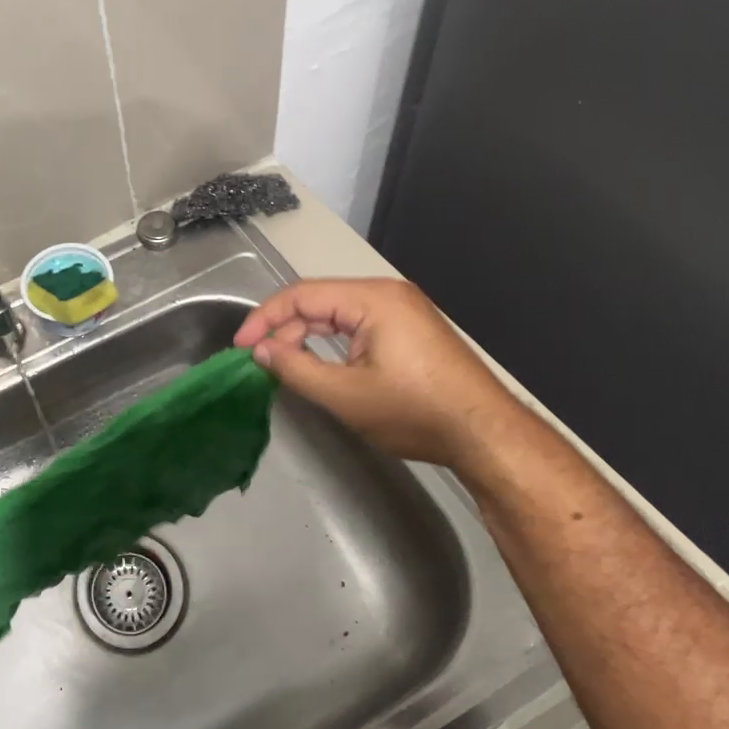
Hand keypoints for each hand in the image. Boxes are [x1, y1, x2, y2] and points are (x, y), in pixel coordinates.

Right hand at [233, 278, 528, 468]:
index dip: (265, 318)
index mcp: (372, 299)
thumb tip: (261, 351)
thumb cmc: (415, 412)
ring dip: (308, 337)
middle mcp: (388, 294)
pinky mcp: (411, 330)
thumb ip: (295, 368)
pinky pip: (359, 325)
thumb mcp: (346, 395)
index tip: (242, 346)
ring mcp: (403, 310)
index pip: (302, 295)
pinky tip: (320, 366)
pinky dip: (333, 343)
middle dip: (286, 329)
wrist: (486, 434)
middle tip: (261, 362)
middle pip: (320, 301)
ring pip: (338, 314)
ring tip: (284, 366)